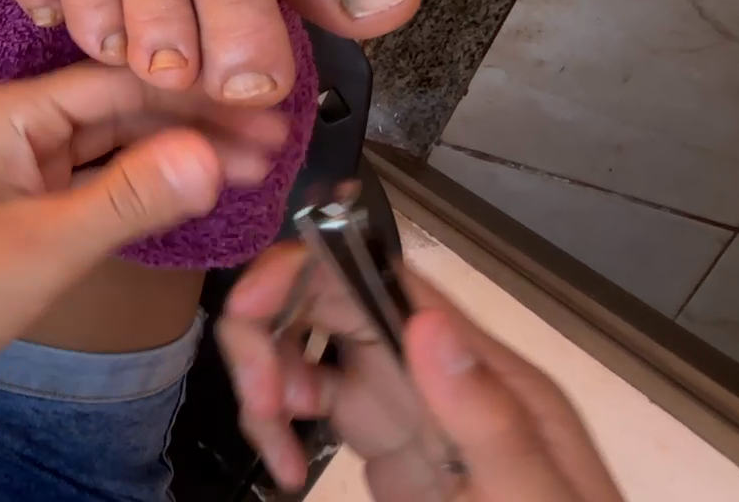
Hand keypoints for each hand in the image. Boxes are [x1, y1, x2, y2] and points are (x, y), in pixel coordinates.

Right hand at [0, 0, 418, 105]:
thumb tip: (379, 10)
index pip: (238, 19)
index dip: (256, 63)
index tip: (262, 88)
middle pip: (156, 23)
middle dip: (186, 64)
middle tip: (194, 88)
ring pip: (87, 2)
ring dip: (115, 38)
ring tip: (134, 58)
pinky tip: (53, 6)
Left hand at [0, 63, 288, 398]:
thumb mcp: (47, 243)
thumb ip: (131, 197)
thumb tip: (214, 153)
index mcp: (8, 109)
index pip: (116, 83)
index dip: (193, 98)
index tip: (267, 113)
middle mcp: (13, 118)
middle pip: (116, 107)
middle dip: (190, 123)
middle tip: (274, 141)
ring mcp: (16, 154)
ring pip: (107, 140)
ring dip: (170, 151)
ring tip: (248, 164)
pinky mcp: (20, 190)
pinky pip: (88, 172)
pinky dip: (136, 180)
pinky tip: (184, 184)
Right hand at [219, 245, 623, 501]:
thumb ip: (489, 422)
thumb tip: (427, 320)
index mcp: (474, 363)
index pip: (375, 275)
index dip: (300, 272)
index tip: (248, 306)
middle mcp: (425, 362)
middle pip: (318, 300)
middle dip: (265, 331)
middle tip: (260, 396)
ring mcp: (393, 397)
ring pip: (294, 341)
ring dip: (261, 376)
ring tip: (273, 441)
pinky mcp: (366, 433)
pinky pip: (294, 396)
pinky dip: (271, 421)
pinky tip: (285, 466)